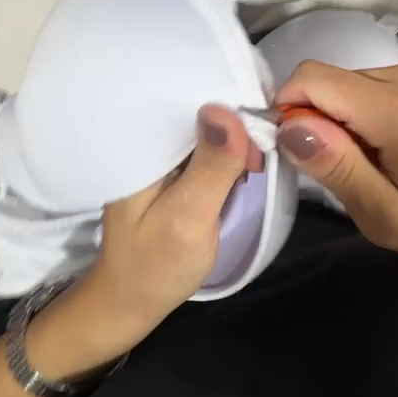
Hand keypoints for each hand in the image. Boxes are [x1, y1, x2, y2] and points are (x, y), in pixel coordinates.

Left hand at [83, 104, 256, 324]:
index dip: (228, 94)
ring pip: (204, 127)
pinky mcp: (170, 169)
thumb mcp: (189, 217)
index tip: (266, 115)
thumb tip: (226, 109)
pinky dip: (226, 151)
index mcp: (138, 144)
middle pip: (195, 107)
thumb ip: (210, 166)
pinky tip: (243, 162)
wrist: (131, 302)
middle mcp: (144, 140)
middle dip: (235, 116)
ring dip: (235, 135)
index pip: (184, 96)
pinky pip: (203, 145)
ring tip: (258, 156)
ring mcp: (157, 155)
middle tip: (266, 146)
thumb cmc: (156, 265)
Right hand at [273, 61, 397, 269]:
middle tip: (327, 170)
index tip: (293, 154)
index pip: (312, 79)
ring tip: (357, 164)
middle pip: (323, 79)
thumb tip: (288, 126)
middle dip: (309, 119)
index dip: (287, 110)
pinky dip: (351, 115)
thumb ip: (336, 168)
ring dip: (331, 120)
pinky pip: (359, 86)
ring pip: (338, 82)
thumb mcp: (384, 215)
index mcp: (396, 110)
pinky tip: (373, 150)